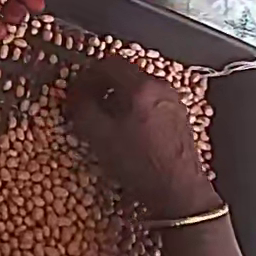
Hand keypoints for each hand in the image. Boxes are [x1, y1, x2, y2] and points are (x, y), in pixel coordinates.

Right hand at [66, 58, 214, 217]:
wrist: (179, 191)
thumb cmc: (139, 164)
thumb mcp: (100, 137)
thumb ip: (83, 110)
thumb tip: (76, 96)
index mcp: (141, 87)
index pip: (108, 64)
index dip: (87, 75)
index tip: (76, 91)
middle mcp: (160, 87)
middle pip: (125, 73)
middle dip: (101, 85)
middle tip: (86, 102)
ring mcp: (173, 101)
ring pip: (138, 87)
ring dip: (117, 96)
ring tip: (103, 117)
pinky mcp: (179, 117)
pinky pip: (150, 101)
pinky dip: (133, 106)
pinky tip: (125, 129)